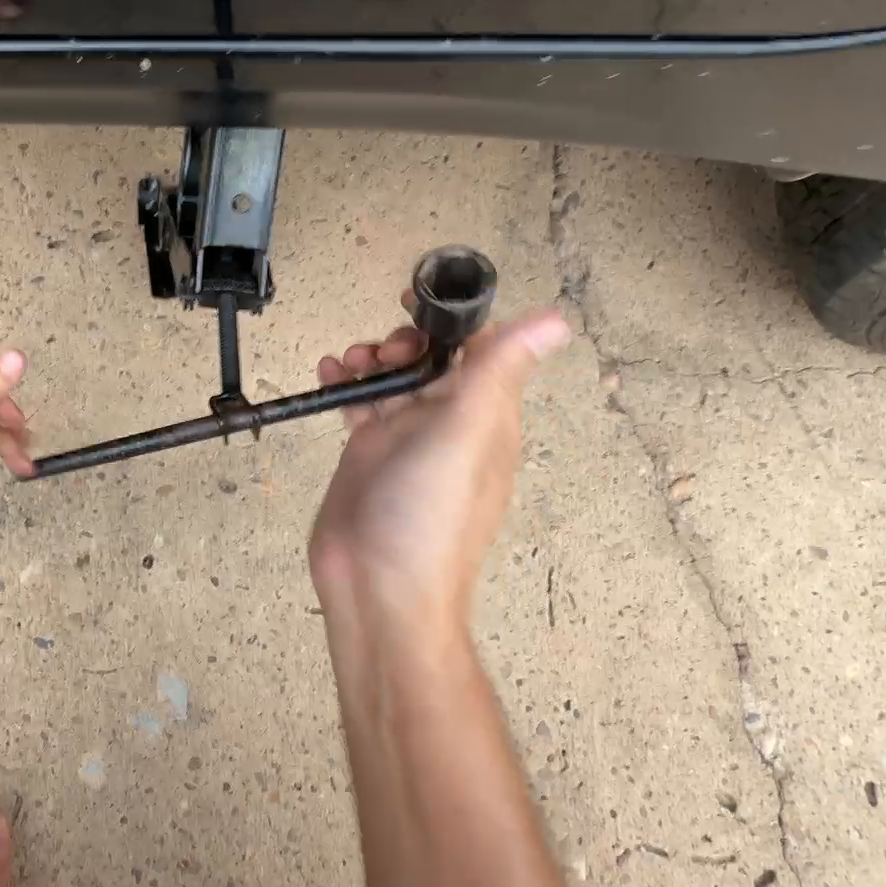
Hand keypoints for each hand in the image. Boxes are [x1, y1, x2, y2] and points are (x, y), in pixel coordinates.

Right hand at [308, 301, 570, 630]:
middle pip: (432, 360)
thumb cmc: (425, 516)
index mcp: (486, 418)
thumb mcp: (463, 438)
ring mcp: (404, 439)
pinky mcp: (368, 453)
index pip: (482, 351)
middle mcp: (448, 424)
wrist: (376, 587)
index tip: (416, 299)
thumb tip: (556, 319)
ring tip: (349, 363)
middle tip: (380, 352)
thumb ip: (496, 375)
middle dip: (404, 341)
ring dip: (372, 358)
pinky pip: (361, 403)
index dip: (454, 320)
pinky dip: (346, 383)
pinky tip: (328, 375)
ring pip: (394, 378)